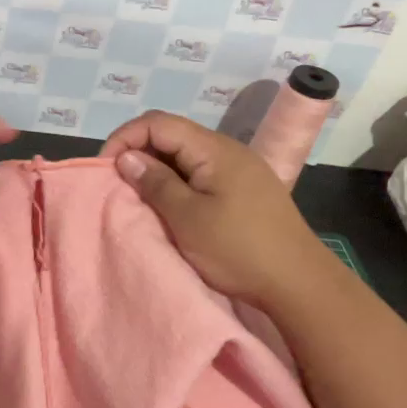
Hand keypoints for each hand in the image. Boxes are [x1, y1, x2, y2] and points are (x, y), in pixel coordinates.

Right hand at [101, 110, 344, 307]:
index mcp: (214, 149)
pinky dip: (176, 182)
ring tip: (138, 197)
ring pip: (185, 155)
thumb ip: (155, 183)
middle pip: (172, 135)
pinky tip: (169, 206)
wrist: (300, 284)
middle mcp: (227, 150)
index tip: (106, 169)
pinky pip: (200, 173)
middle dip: (138, 152)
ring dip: (157, 169)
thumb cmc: (239, 249)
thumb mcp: (187, 218)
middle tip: (118, 185)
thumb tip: (127, 158)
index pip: (158, 123)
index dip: (125, 138)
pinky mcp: (244, 190)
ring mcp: (239, 170)